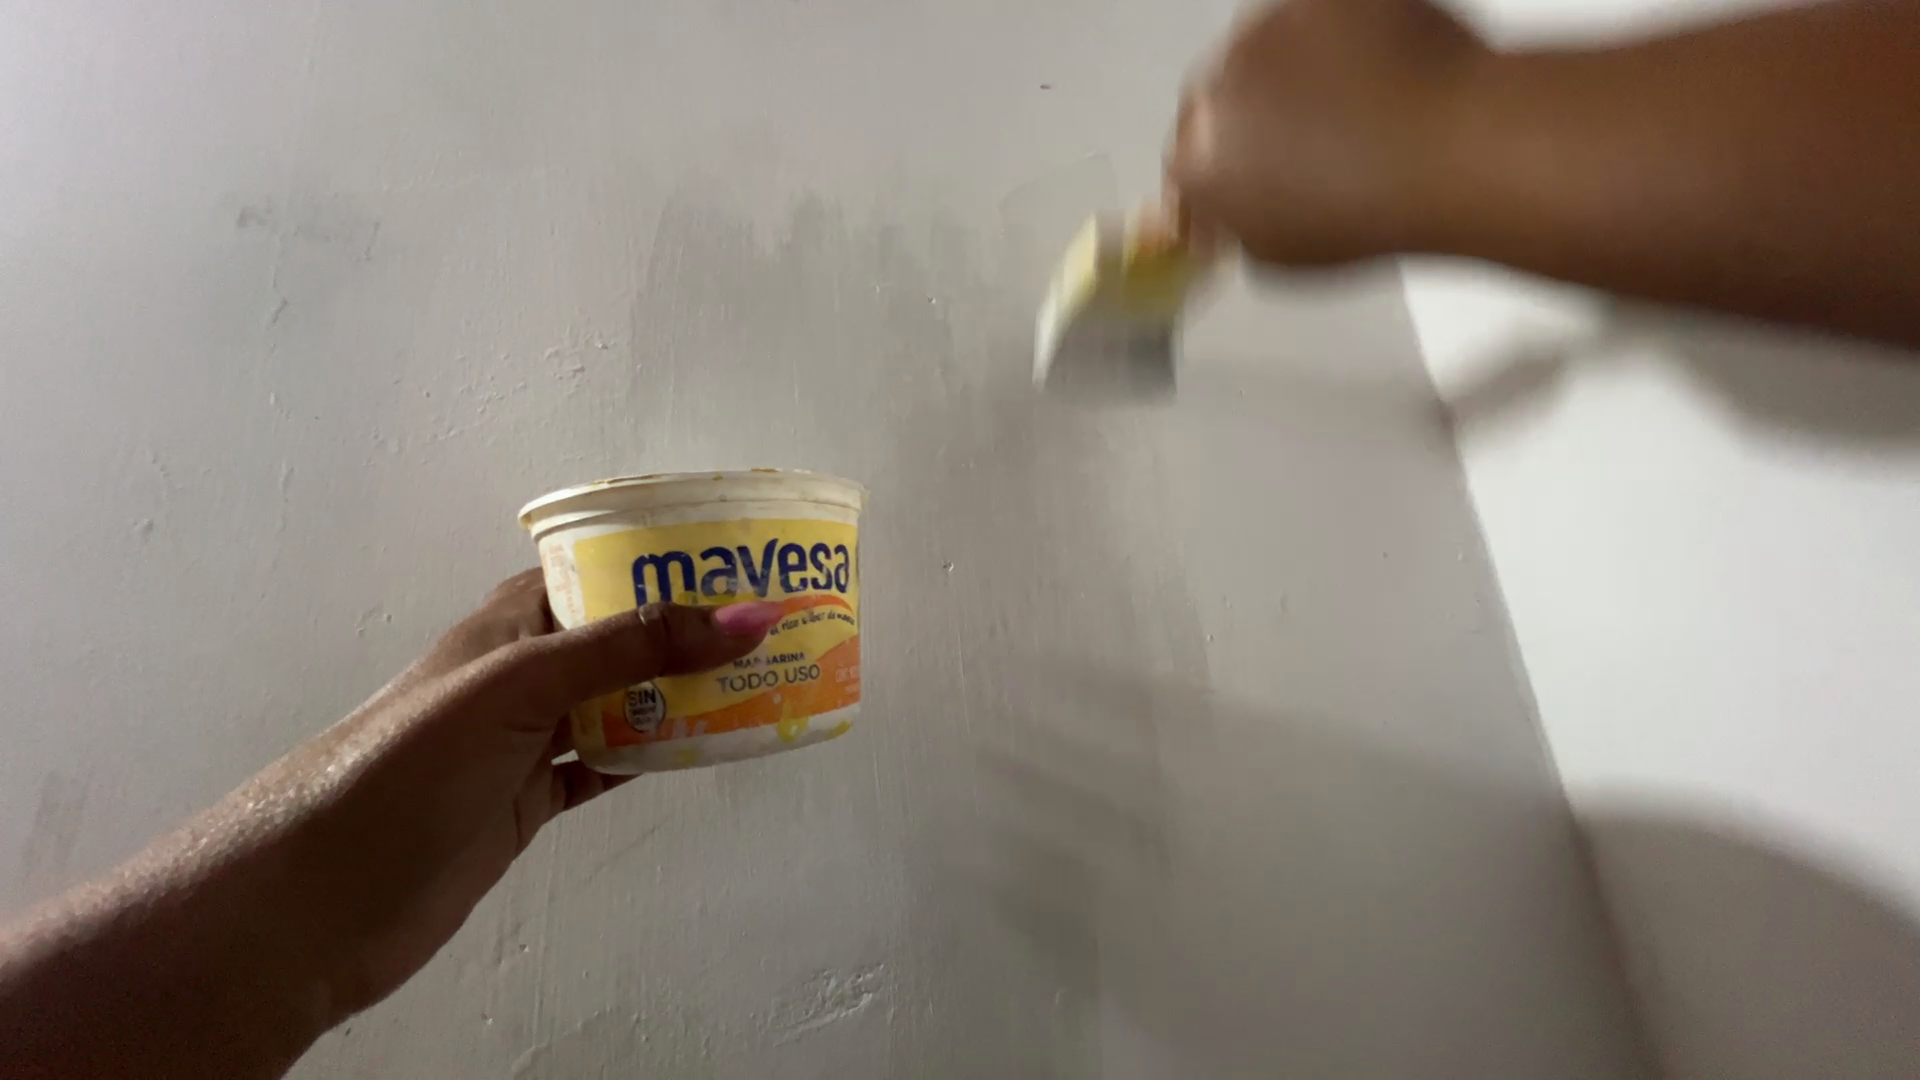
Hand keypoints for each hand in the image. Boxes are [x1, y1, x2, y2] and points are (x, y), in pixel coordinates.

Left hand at [0, 571, 782, 1079]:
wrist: (305, 914)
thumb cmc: (407, 766)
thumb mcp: (523, 683)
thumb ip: (636, 647)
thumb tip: (753, 617)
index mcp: (513, 620)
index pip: (600, 570)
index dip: (665, 560)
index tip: (737, 560)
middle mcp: (528, 670)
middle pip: (626, 637)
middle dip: (693, 631)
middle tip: (771, 626)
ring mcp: (533, 735)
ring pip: (629, 700)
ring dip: (686, 693)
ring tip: (760, 682)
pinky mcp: (538, 794)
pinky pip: (616, 760)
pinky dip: (659, 752)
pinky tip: (707, 746)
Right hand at [1167, 0, 1487, 265]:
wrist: (1450, 151)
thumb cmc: (1360, 215)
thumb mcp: (1273, 256)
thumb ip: (1233, 230)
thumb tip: (1228, 218)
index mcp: (1195, 161)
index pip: (1182, 174)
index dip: (1210, 189)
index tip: (1233, 198)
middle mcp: (1216, 87)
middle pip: (1213, 107)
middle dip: (1240, 127)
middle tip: (1287, 148)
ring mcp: (1270, 31)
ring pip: (1258, 57)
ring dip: (1278, 78)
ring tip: (1334, 105)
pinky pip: (1313, 21)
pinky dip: (1330, 41)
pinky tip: (1364, 71)